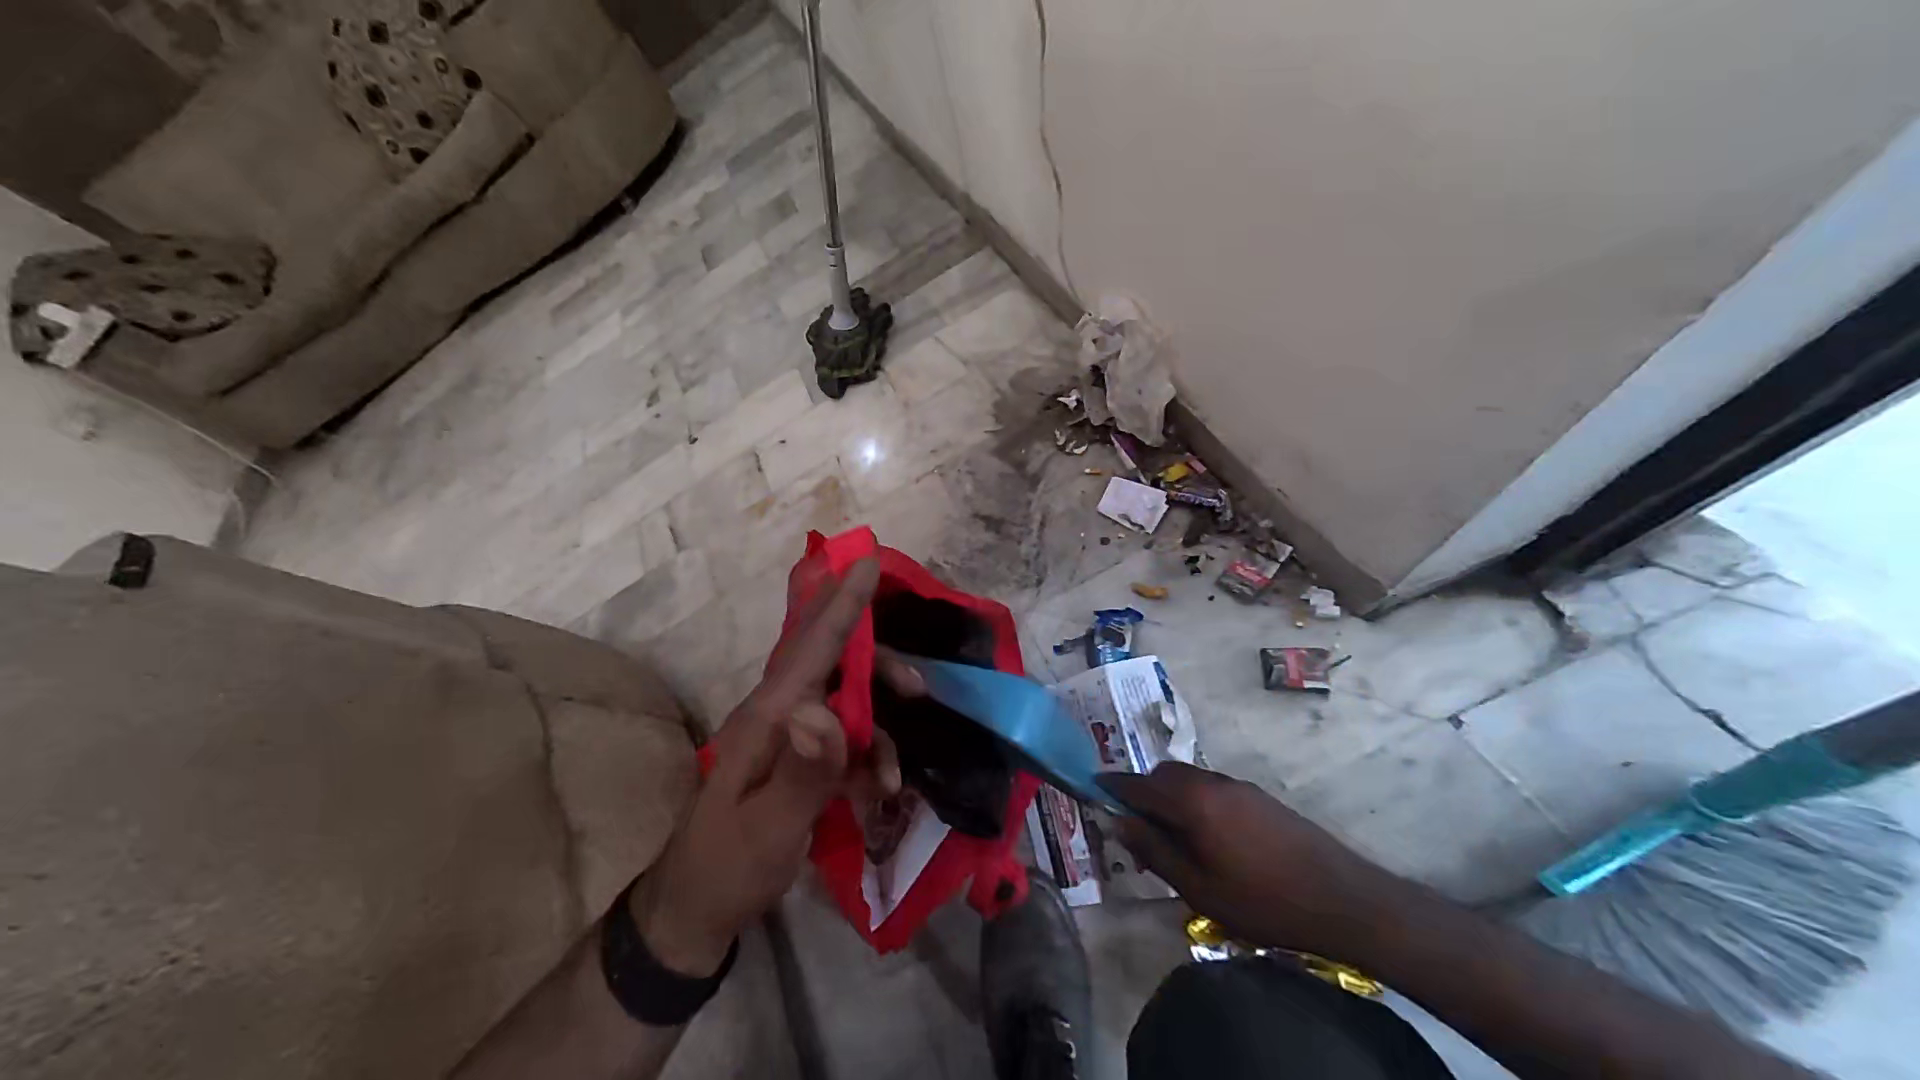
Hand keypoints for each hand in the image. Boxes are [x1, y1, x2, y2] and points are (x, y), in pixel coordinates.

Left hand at [628, 558, 917, 975]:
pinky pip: (846, 741)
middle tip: (917, 687)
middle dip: (877, 668)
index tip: (868, 559)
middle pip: (834, 665)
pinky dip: (869, 760)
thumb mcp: (768, 828)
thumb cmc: (729, 866)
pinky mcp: (800, 760)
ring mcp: (790, 737)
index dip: (842, 603)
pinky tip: (879, 794)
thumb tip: (822, 711)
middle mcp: (779, 714)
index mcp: (766, 718)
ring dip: (879, 733)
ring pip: (848, 706)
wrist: (696, 911)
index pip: (810, 648)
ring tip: (892, 780)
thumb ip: (802, 771)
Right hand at [1099, 763, 1415, 958]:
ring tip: (1172, 839)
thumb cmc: (1262, 901)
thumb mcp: (1199, 887)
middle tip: (1137, 829)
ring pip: (1189, 780)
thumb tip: (1119, 822)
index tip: (1093, 788)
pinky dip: (1195, 802)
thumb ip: (1154, 850)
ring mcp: (1240, 787)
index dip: (1113, 786)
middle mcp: (1213, 783)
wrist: (1343, 900)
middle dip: (1143, 792)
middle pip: (1164, 775)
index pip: (1139, 784)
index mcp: (1193, 802)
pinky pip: (1212, 789)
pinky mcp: (1260, 798)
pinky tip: (1207, 838)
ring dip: (1170, 797)